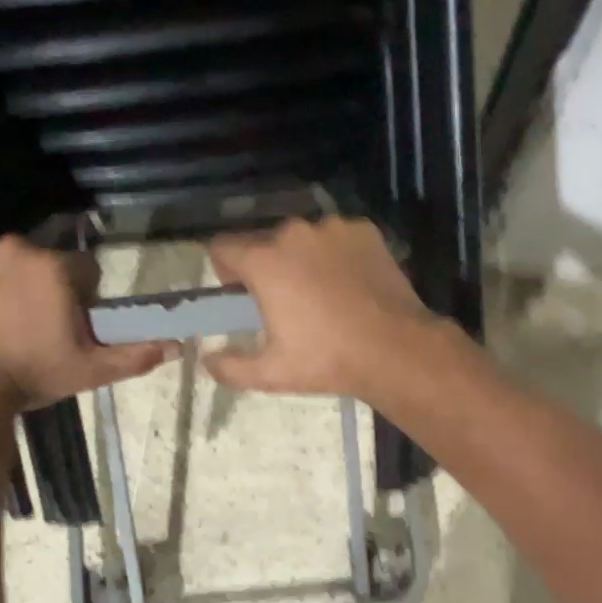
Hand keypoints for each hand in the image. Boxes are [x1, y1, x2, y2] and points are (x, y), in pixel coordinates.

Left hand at [0, 236, 173, 409]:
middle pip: (45, 263)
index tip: (71, 325)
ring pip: (10, 265)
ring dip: (14, 285)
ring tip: (8, 326)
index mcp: (54, 267)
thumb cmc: (32, 375)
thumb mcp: (89, 371)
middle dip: (47, 288)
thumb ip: (133, 355)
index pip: (84, 269)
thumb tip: (177, 347)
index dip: (82, 298)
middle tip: (39, 329)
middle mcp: (17, 249)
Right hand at [203, 217, 440, 398]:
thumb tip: (207, 360)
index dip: (224, 271)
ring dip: (302, 261)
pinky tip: (348, 287)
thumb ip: (230, 367)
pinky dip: (336, 257)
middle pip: (266, 244)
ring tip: (321, 297)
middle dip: (267, 269)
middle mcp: (295, 232)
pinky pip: (337, 240)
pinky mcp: (365, 232)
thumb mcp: (270, 373)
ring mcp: (334, 229)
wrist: (394, 349)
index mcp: (265, 261)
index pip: (222, 248)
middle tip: (283, 306)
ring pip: (303, 240)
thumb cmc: (326, 360)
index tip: (237, 296)